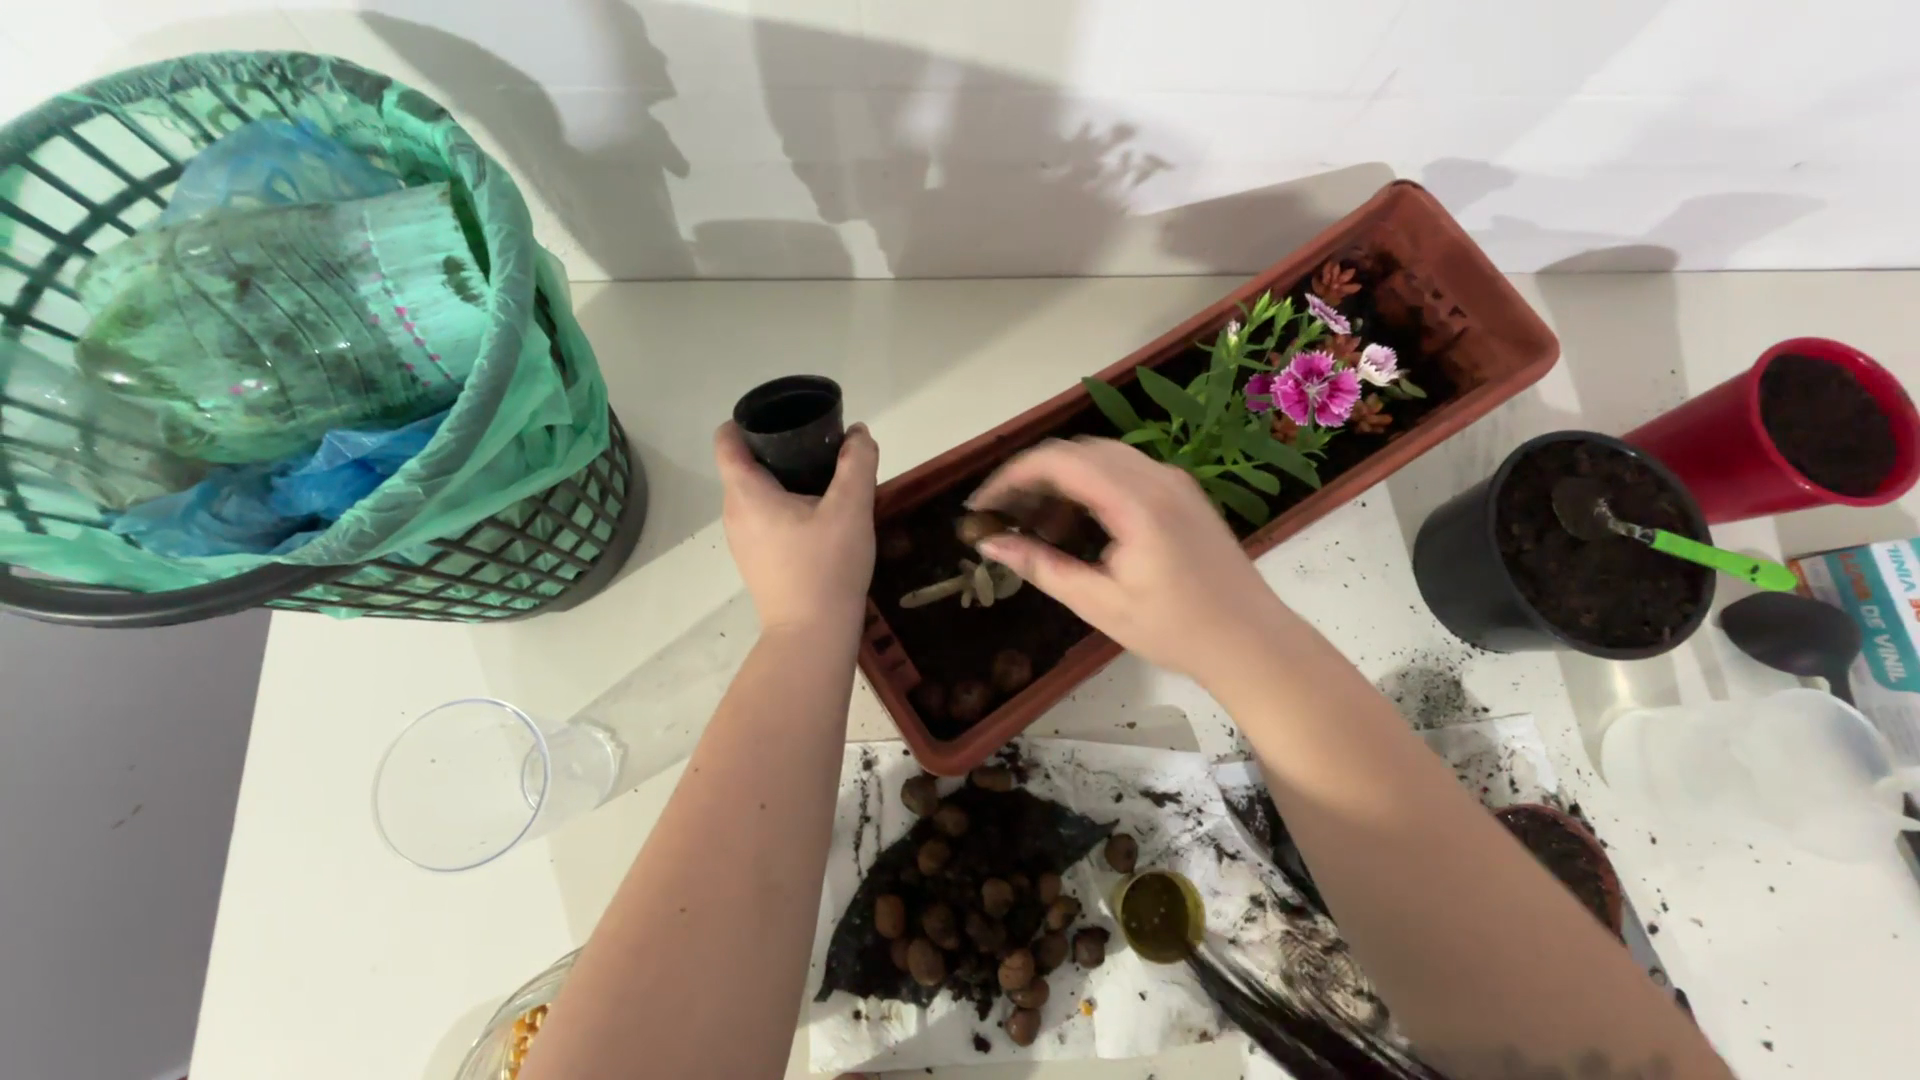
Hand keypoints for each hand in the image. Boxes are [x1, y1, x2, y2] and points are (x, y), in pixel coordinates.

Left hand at [715, 421, 878, 633]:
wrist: (812, 634)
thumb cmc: (826, 567)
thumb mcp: (852, 508)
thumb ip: (857, 463)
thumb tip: (858, 434)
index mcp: (746, 493)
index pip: (726, 440)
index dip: (749, 420)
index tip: (785, 419)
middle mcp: (734, 513)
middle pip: (744, 465)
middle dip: (777, 449)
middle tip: (818, 447)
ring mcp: (742, 541)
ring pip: (756, 494)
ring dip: (784, 480)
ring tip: (825, 480)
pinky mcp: (756, 561)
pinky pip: (764, 519)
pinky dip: (785, 507)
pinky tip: (819, 517)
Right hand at [970, 437, 1291, 685]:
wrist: (1251, 640)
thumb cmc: (1175, 629)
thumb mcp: (1099, 603)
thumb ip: (1042, 566)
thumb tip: (989, 545)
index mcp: (1135, 500)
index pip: (1057, 462)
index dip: (1010, 478)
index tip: (981, 506)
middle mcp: (1156, 476)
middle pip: (1077, 452)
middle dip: (1031, 477)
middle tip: (1003, 516)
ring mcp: (1173, 480)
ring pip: (1100, 457)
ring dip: (1060, 480)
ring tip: (1035, 525)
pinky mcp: (1182, 492)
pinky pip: (1124, 470)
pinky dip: (1090, 486)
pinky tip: (1077, 524)